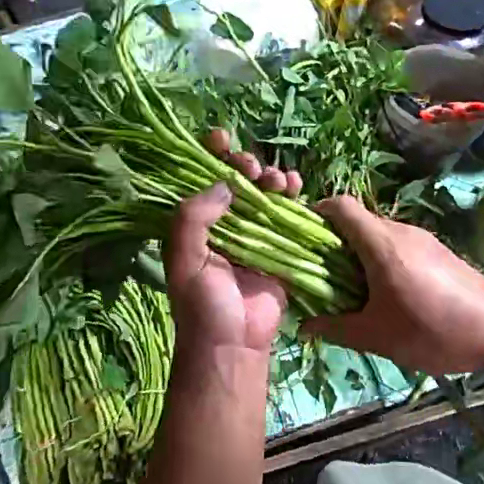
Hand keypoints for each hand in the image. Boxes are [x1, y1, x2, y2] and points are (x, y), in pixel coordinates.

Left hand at [162, 132, 298, 353]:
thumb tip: (224, 183)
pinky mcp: (280, 248)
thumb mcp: (186, 260)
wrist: (234, 345)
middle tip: (252, 167)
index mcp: (196, 225)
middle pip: (236, 182)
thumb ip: (194, 218)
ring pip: (264, 194)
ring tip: (279, 180)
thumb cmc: (203, 306)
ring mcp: (253, 236)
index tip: (221, 137)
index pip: (202, 180)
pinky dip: (293, 198)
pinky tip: (296, 187)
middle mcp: (224, 225)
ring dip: (271, 178)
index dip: (210, 156)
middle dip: (245, 165)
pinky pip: (288, 215)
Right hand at [302, 197, 483, 374]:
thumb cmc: (433, 330)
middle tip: (319, 275)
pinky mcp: (437, 252)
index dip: (316, 214)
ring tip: (349, 290)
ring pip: (377, 235)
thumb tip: (304, 326)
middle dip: (332, 243)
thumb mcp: (376, 337)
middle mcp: (401, 232)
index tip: (301, 239)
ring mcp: (422, 240)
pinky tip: (383, 294)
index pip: (341, 206)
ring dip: (357, 255)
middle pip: (357, 222)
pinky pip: (397, 246)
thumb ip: (336, 329)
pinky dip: (380, 261)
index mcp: (381, 244)